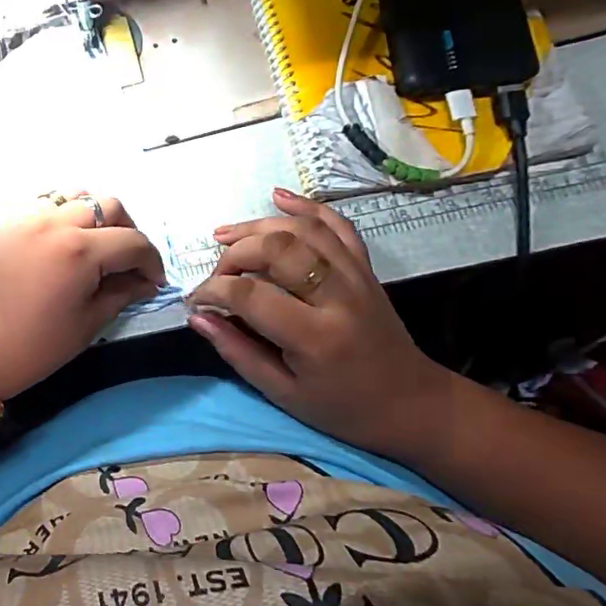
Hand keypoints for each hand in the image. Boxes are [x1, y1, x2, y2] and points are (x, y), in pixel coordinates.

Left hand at [0, 195, 166, 398]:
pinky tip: (65, 247)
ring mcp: (27, 219)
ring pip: (76, 198)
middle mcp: (55, 223)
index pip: (132, 242)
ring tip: (97, 248)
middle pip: (108, 206)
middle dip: (127, 231)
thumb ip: (123, 292)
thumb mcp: (89, 322)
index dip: (151, 262)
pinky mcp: (8, 226)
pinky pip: (46, 207)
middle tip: (128, 263)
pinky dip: (65, 218)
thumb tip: (145, 281)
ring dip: (96, 217)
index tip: (153, 282)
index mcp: (79, 249)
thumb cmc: (36, 346)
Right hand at [186, 188, 449, 448]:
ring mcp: (356, 275)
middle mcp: (338, 296)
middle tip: (217, 276)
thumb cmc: (342, 408)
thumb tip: (198, 317)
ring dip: (259, 225)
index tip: (196, 301)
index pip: (251, 294)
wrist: (409, 402)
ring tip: (225, 234)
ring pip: (303, 229)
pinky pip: (337, 225)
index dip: (214, 290)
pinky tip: (278, 198)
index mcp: (315, 337)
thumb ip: (237, 351)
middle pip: (277, 249)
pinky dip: (306, 207)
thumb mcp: (282, 393)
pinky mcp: (365, 267)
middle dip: (235, 255)